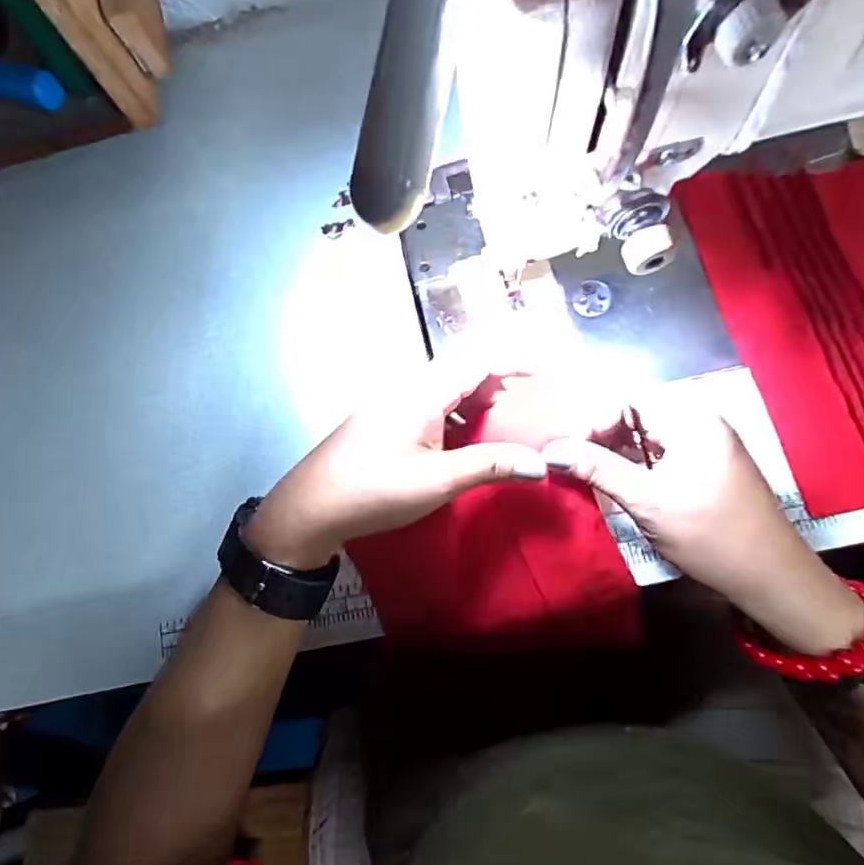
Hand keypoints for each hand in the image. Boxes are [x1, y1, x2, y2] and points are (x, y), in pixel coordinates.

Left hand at [247, 361, 548, 567]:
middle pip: (469, 366)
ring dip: (485, 400)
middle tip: (539, 402)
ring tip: (514, 423)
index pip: (482, 356)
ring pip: (452, 386)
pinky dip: (464, 415)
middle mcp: (410, 385)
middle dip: (507, 380)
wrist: (311, 509)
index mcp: (423, 390)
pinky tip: (474, 440)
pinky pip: (437, 403)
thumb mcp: (438, 482)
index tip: (552, 370)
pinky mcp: (391, 418)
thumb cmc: (373, 491)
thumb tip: (541, 465)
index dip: (521, 358)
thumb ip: (490, 466)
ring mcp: (397, 400)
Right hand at [541, 395, 863, 654]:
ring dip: (620, 451)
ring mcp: (709, 443)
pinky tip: (624, 484)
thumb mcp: (647, 502)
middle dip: (604, 435)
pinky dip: (641, 463)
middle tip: (578, 465)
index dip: (594, 419)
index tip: (570, 451)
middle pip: (640, 412)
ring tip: (594, 476)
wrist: (771, 575)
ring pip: (651, 434)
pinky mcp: (710, 466)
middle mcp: (703, 421)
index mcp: (692, 418)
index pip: (629, 396)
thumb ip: (598, 470)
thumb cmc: (710, 536)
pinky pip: (666, 451)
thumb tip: (552, 450)